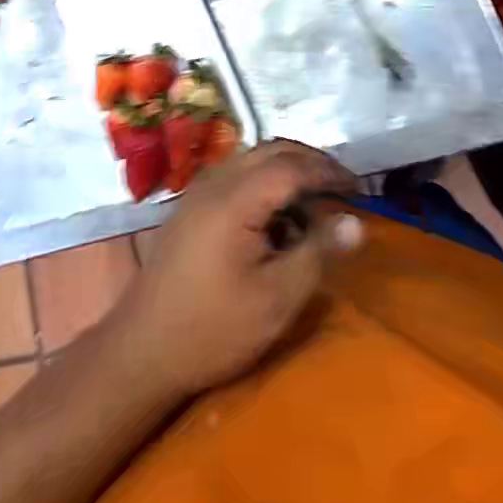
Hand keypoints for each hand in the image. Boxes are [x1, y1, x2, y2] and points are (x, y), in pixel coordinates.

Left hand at [102, 140, 361, 398]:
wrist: (142, 351)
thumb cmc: (213, 329)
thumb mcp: (276, 299)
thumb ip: (318, 253)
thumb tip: (355, 222)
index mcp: (233, 200)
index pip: (291, 166)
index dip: (329, 172)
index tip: (360, 189)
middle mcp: (213, 183)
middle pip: (271, 151)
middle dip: (311, 163)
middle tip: (343, 189)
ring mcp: (197, 193)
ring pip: (253, 161)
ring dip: (288, 173)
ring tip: (315, 208)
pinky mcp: (190, 208)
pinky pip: (236, 177)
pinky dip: (265, 185)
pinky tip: (278, 222)